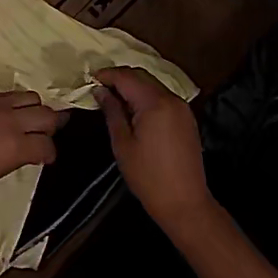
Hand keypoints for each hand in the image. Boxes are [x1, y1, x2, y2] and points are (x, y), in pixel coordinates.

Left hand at [0, 91, 68, 201]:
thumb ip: (16, 159)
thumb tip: (31, 150)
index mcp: (13, 147)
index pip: (47, 144)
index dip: (50, 154)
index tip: (46, 158)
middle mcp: (9, 121)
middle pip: (48, 115)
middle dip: (50, 128)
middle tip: (42, 139)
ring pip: (32, 97)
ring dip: (35, 111)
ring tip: (26, 123)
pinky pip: (10, 94)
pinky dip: (17, 104)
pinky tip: (8, 117)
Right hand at [95, 67, 214, 226]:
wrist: (184, 202)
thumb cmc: (148, 176)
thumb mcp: (122, 144)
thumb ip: (112, 112)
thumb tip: (100, 91)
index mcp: (155, 103)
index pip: (128, 77)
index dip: (108, 75)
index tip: (90, 78)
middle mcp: (172, 99)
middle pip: (143, 76)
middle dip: (120, 78)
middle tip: (99, 87)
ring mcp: (182, 107)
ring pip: (154, 85)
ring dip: (134, 86)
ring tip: (113, 98)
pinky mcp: (187, 118)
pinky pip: (164, 97)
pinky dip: (147, 96)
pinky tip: (134, 109)